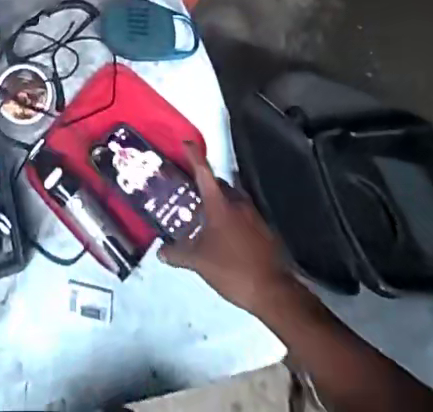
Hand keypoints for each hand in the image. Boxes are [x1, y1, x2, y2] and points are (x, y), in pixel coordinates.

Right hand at [159, 141, 301, 314]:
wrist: (271, 289)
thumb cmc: (232, 268)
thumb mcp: (198, 262)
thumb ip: (177, 254)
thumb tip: (161, 251)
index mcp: (220, 204)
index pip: (204, 171)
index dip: (194, 155)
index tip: (186, 142)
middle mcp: (237, 202)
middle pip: (217, 184)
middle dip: (202, 185)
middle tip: (186, 193)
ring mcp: (252, 213)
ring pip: (229, 199)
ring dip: (216, 202)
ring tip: (200, 215)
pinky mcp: (261, 227)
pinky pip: (239, 213)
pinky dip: (227, 216)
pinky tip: (220, 233)